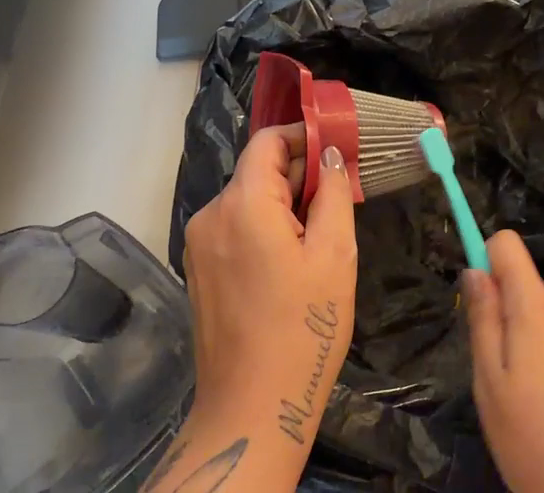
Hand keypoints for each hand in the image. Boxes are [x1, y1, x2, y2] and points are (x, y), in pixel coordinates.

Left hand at [143, 124, 356, 492]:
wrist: (253, 408)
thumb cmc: (304, 327)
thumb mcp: (334, 253)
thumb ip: (334, 194)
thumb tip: (332, 155)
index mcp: (242, 204)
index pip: (269, 141)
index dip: (306, 134)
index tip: (342, 145)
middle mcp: (211, 215)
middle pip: (258, 170)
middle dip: (302, 173)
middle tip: (344, 192)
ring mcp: (199, 246)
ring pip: (248, 200)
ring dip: (286, 202)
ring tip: (325, 231)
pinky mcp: (200, 272)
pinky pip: (237, 228)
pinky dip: (267, 227)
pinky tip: (296, 257)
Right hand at [463, 231, 543, 492]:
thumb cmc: (532, 435)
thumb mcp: (490, 380)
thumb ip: (482, 318)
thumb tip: (474, 268)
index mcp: (537, 305)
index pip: (507, 243)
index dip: (483, 258)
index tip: (473, 299)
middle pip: (519, 281)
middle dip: (498, 312)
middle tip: (491, 367)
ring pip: (533, 311)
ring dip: (516, 338)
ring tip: (514, 391)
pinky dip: (536, 353)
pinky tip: (537, 398)